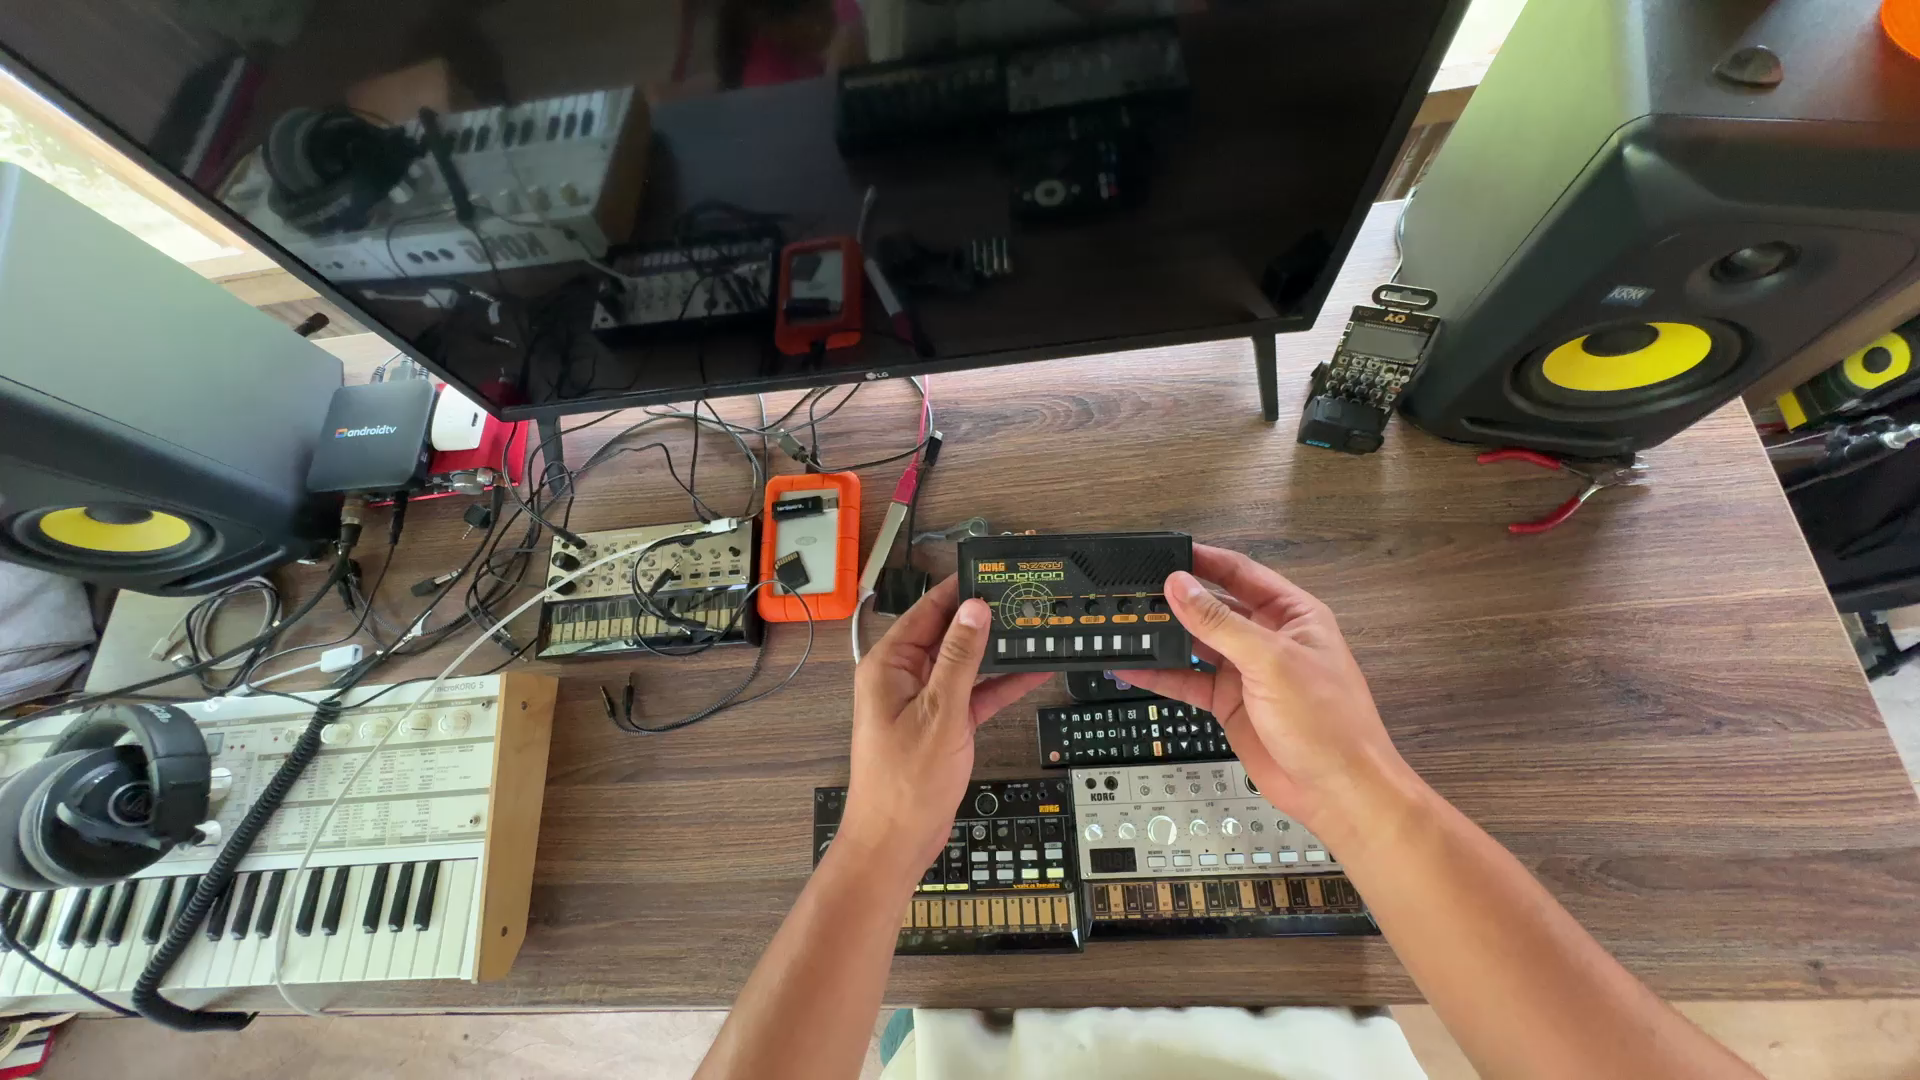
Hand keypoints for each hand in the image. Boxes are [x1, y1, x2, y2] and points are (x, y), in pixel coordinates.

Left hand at [839, 577, 1049, 883]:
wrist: (895, 842)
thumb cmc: (903, 781)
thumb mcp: (939, 712)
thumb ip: (959, 658)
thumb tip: (974, 608)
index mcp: (889, 664)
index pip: (927, 611)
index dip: (959, 589)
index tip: (991, 570)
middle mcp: (904, 675)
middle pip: (948, 633)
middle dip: (983, 617)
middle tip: (1022, 596)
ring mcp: (924, 699)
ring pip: (965, 663)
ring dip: (995, 650)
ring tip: (1033, 626)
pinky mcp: (943, 721)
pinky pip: (974, 693)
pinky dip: (998, 684)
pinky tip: (1031, 671)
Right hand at [1116, 545, 1414, 833]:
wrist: (1337, 792)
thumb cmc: (1327, 722)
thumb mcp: (1271, 662)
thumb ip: (1220, 622)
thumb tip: (1179, 585)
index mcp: (1292, 615)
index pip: (1241, 573)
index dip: (1204, 560)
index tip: (1166, 553)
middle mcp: (1267, 637)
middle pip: (1213, 607)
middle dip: (1177, 599)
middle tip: (1136, 590)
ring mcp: (1245, 670)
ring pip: (1195, 643)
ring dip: (1164, 636)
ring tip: (1126, 625)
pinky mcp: (1228, 701)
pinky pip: (1187, 680)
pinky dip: (1160, 674)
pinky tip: (1132, 667)